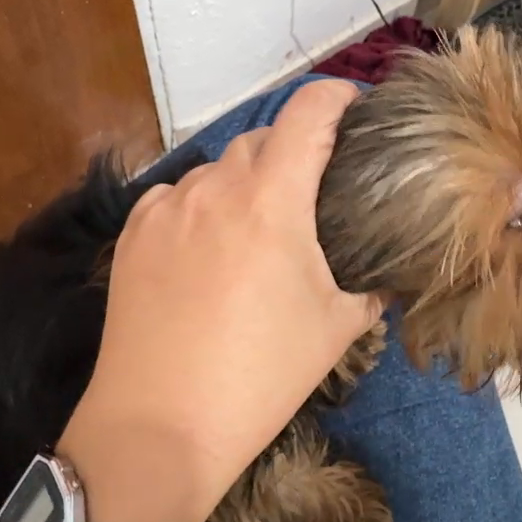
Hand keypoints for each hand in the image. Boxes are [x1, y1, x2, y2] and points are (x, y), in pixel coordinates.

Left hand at [57, 81, 382, 521]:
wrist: (159, 424)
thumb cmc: (260, 376)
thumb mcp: (335, 328)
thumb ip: (372, 286)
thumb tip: (390, 275)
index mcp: (272, 198)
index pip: (308, 111)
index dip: (337, 97)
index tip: (353, 109)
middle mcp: (215, 186)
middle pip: (262, 139)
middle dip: (292, 152)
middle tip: (309, 195)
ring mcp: (167, 206)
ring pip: (217, 169)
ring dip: (243, 184)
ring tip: (253, 232)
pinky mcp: (131, 231)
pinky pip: (176, 197)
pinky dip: (199, 207)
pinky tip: (204, 249)